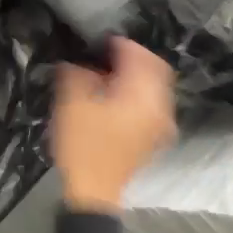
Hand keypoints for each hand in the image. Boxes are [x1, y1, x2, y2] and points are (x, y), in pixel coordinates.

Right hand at [51, 39, 175, 214]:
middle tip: (106, 55)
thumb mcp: (71, 106)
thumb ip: (76, 76)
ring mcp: (161, 123)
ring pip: (154, 88)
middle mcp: (160, 106)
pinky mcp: (153, 137)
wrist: (94, 192)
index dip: (121, 44)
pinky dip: (136, 94)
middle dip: (133, 58)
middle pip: (155, 70)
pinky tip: (114, 99)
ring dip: (136, 77)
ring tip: (107, 76)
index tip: (100, 40)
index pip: (141, 57)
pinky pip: (150, 104)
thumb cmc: (82, 147)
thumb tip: (77, 62)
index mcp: (143, 95)